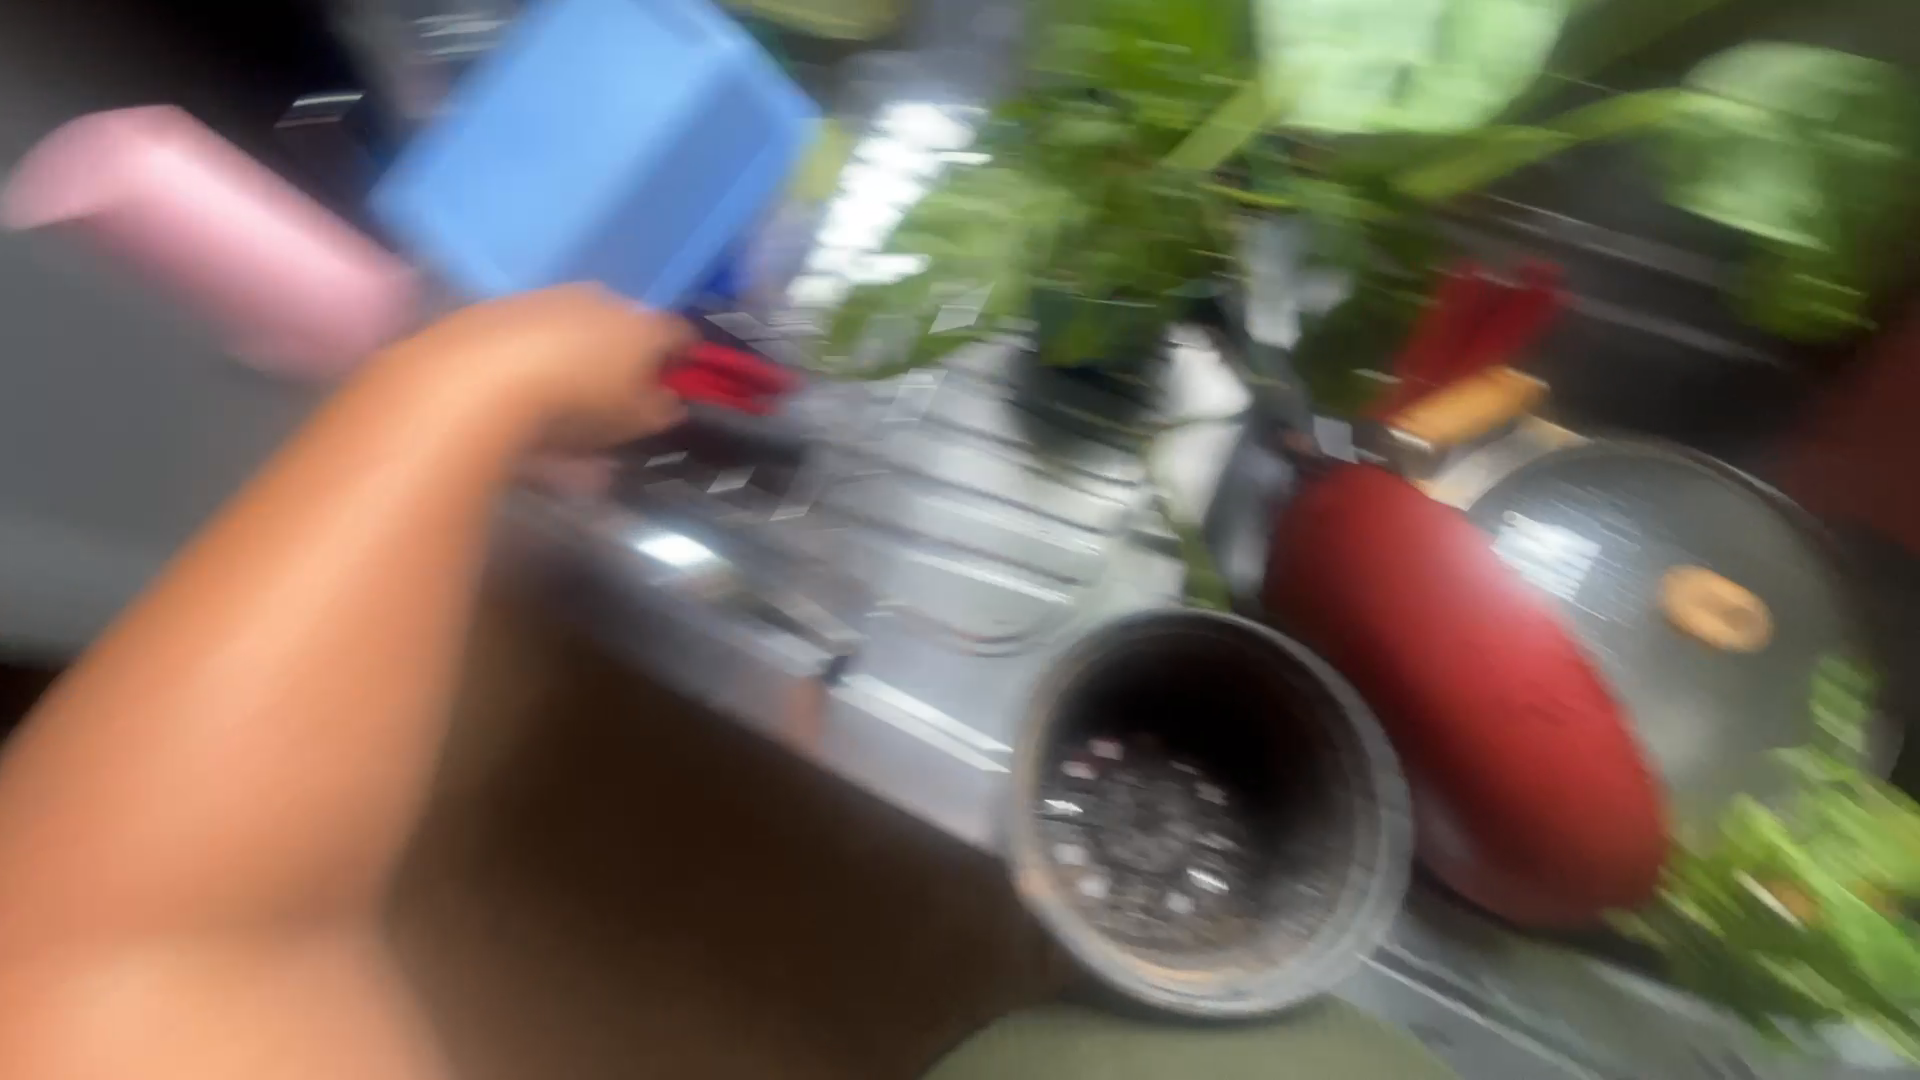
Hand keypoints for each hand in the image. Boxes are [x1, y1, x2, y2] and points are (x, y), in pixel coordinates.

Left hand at [386, 284, 693, 450]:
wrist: (477, 380)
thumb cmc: (580, 403)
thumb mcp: (636, 420)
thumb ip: (662, 409)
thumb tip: (670, 401)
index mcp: (643, 325)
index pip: (679, 333)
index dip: (686, 355)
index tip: (683, 373)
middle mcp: (600, 299)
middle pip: (626, 324)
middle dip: (630, 352)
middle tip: (628, 385)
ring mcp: (548, 298)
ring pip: (580, 326)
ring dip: (584, 353)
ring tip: (576, 391)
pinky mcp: (500, 308)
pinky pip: (537, 334)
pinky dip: (543, 357)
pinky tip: (533, 387)